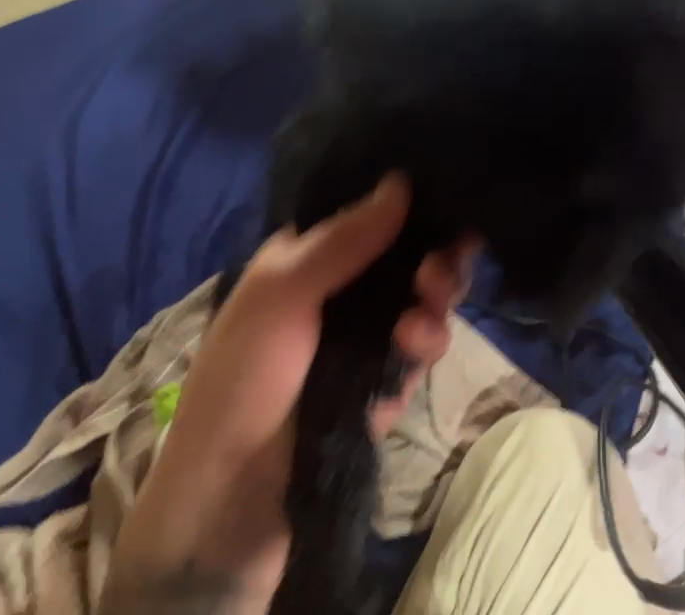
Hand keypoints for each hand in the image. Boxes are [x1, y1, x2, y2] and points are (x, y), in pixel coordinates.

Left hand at [103, 174, 473, 613]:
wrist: (231, 501)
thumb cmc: (244, 379)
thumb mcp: (281, 295)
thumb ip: (344, 241)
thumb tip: (401, 182)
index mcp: (304, 262)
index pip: (371, 221)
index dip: (415, 216)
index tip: (454, 218)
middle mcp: (332, 297)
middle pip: (405, 267)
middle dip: (432, 271)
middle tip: (436, 282)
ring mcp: (353, 347)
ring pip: (417, 315)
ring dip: (428, 321)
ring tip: (413, 339)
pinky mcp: (371, 393)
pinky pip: (410, 368)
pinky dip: (411, 371)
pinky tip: (396, 386)